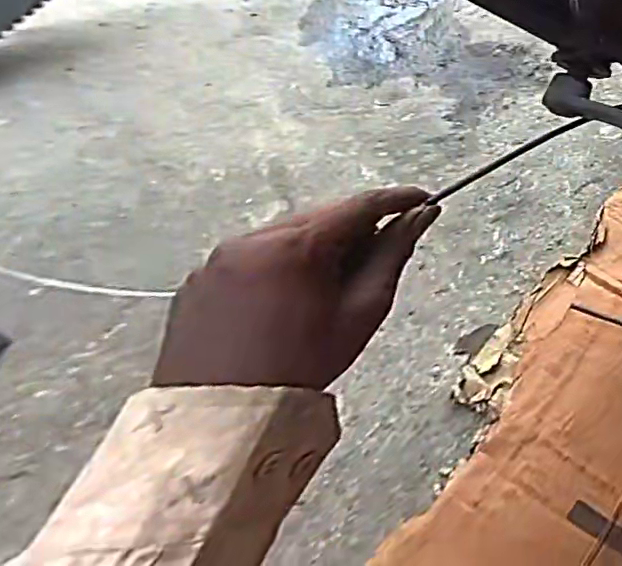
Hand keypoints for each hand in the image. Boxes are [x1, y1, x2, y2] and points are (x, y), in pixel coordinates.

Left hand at [152, 186, 439, 389]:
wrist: (221, 422)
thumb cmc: (299, 367)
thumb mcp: (364, 308)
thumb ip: (395, 251)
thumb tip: (421, 216)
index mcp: (295, 245)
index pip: (361, 204)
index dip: (398, 199)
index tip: (422, 199)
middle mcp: (252, 240)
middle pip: (324, 215)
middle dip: (357, 226)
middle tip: (381, 248)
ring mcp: (220, 258)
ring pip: (290, 231)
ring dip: (319, 243)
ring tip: (333, 281)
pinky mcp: (200, 278)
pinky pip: (255, 253)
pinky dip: (282, 261)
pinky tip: (292, 295)